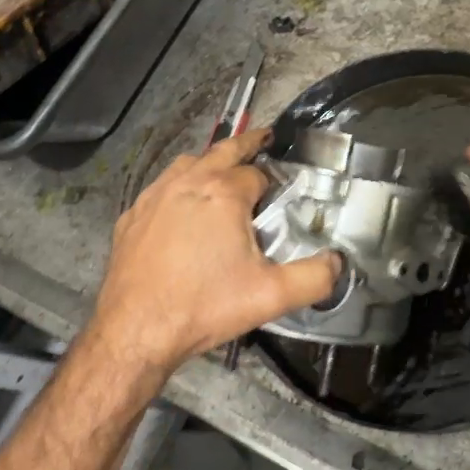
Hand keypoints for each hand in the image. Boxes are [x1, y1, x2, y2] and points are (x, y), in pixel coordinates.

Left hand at [89, 129, 339, 372]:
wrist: (136, 330)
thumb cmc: (203, 308)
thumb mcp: (271, 297)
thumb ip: (313, 278)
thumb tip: (337, 264)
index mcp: (222, 194)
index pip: (257, 174)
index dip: (272, 182)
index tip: (279, 194)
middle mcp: (187, 184)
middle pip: (222, 151)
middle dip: (246, 145)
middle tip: (262, 139)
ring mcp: (154, 197)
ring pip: (187, 164)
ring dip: (209, 162)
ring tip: (222, 173)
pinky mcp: (132, 217)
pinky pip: (160, 188)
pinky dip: (177, 187)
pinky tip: (182, 210)